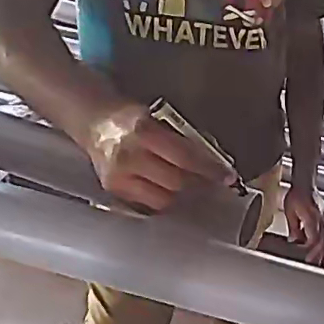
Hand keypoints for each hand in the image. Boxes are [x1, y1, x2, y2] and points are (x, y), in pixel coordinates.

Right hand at [76, 101, 230, 210]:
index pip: (185, 157)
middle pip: (176, 182)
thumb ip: (184, 141)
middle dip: (199, 184)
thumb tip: (215, 162)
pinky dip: (164, 198)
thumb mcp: (160, 120)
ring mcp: (119, 176)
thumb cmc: (133, 119)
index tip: (228, 177)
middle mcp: (129, 155)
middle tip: (212, 183)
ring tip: (192, 186)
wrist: (95, 123)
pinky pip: (149, 203)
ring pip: (164, 198)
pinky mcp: (113, 189)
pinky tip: (171, 190)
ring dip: (183, 194)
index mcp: (144, 132)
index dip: (210, 170)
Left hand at [284, 186, 323, 264]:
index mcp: (313, 217)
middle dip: (321, 257)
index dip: (312, 252)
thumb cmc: (297, 195)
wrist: (306, 183)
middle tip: (317, 268)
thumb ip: (293, 228)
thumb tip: (293, 241)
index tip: (308, 261)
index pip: (315, 239)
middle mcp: (323, 219)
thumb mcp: (290, 212)